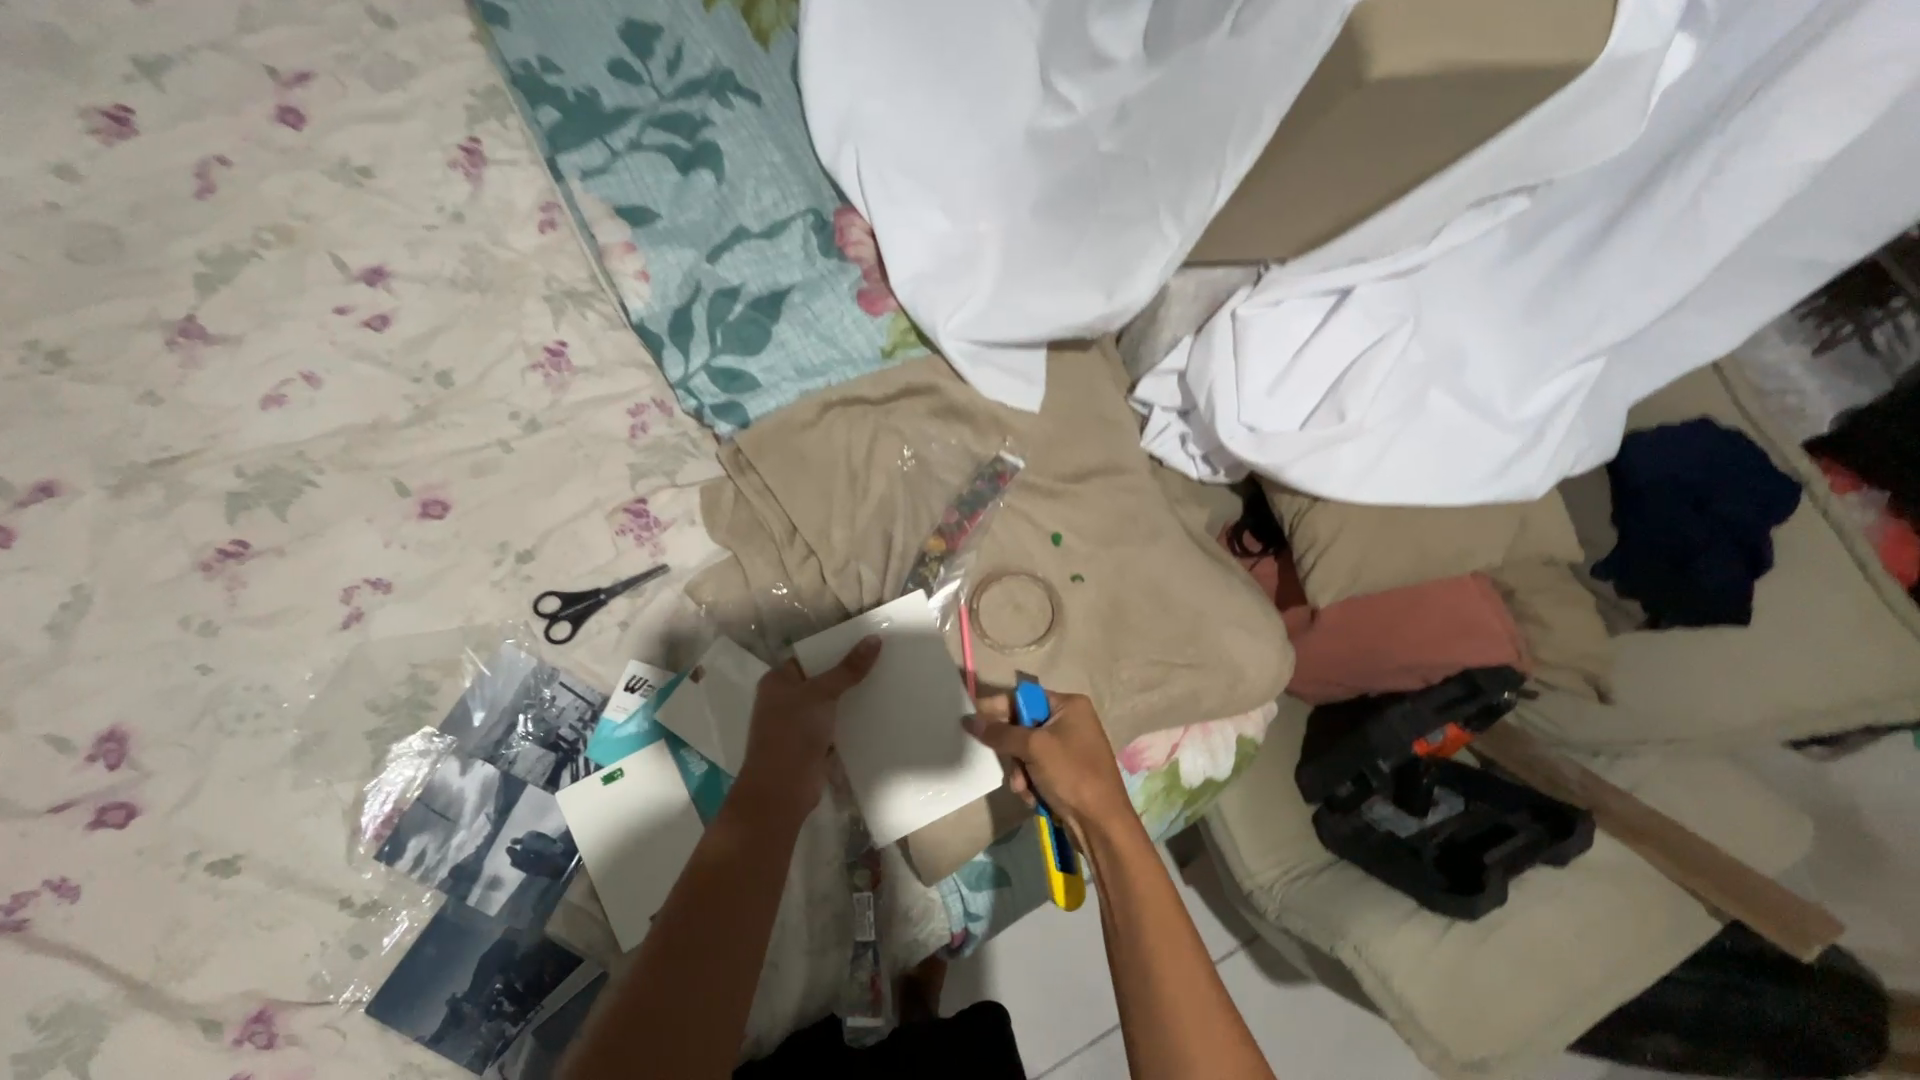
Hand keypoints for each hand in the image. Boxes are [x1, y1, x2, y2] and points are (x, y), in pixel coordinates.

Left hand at [736, 636, 880, 813]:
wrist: (782, 789)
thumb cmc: (792, 733)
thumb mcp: (821, 694)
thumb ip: (848, 668)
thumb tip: (874, 639)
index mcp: (778, 681)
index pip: (809, 657)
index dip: (835, 649)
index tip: (867, 642)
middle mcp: (785, 700)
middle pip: (822, 680)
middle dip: (849, 674)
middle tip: (884, 660)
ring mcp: (799, 725)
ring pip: (831, 705)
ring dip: (853, 699)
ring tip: (887, 682)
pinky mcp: (813, 746)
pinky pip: (836, 726)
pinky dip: (853, 722)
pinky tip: (878, 713)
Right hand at [963, 691, 1132, 846]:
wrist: (1101, 822)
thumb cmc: (1071, 774)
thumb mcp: (1034, 748)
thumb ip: (1000, 733)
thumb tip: (969, 719)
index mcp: (1069, 705)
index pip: (1024, 698)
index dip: (997, 708)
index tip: (973, 720)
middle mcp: (1071, 721)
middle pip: (1023, 726)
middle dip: (1013, 752)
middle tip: (1009, 766)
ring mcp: (1070, 747)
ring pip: (1027, 752)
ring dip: (1020, 772)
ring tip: (1024, 788)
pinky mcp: (1067, 771)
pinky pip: (1037, 769)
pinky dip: (1031, 783)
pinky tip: (1034, 797)